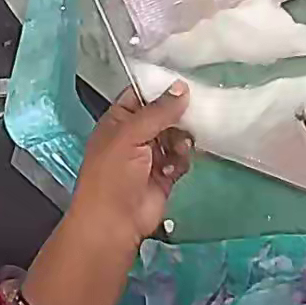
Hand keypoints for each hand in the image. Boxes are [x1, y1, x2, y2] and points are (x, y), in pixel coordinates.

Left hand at [68, 83, 192, 246]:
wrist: (114, 222)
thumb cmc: (113, 174)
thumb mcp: (131, 135)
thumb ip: (158, 111)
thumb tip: (181, 87)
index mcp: (119, 120)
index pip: (141, 94)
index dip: (161, 88)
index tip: (186, 82)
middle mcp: (135, 134)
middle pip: (164, 115)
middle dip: (178, 117)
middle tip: (191, 117)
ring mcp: (150, 155)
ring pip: (176, 136)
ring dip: (181, 141)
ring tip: (178, 150)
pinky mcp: (165, 174)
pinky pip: (181, 158)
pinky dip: (181, 160)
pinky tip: (174, 168)